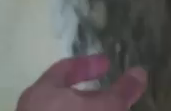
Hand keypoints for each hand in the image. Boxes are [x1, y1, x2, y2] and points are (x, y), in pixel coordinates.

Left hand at [16, 55, 146, 110]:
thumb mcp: (107, 107)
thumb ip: (123, 89)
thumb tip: (139, 73)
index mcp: (41, 93)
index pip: (63, 69)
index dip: (88, 64)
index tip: (108, 65)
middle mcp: (31, 110)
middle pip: (62, 96)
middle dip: (90, 95)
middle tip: (112, 95)